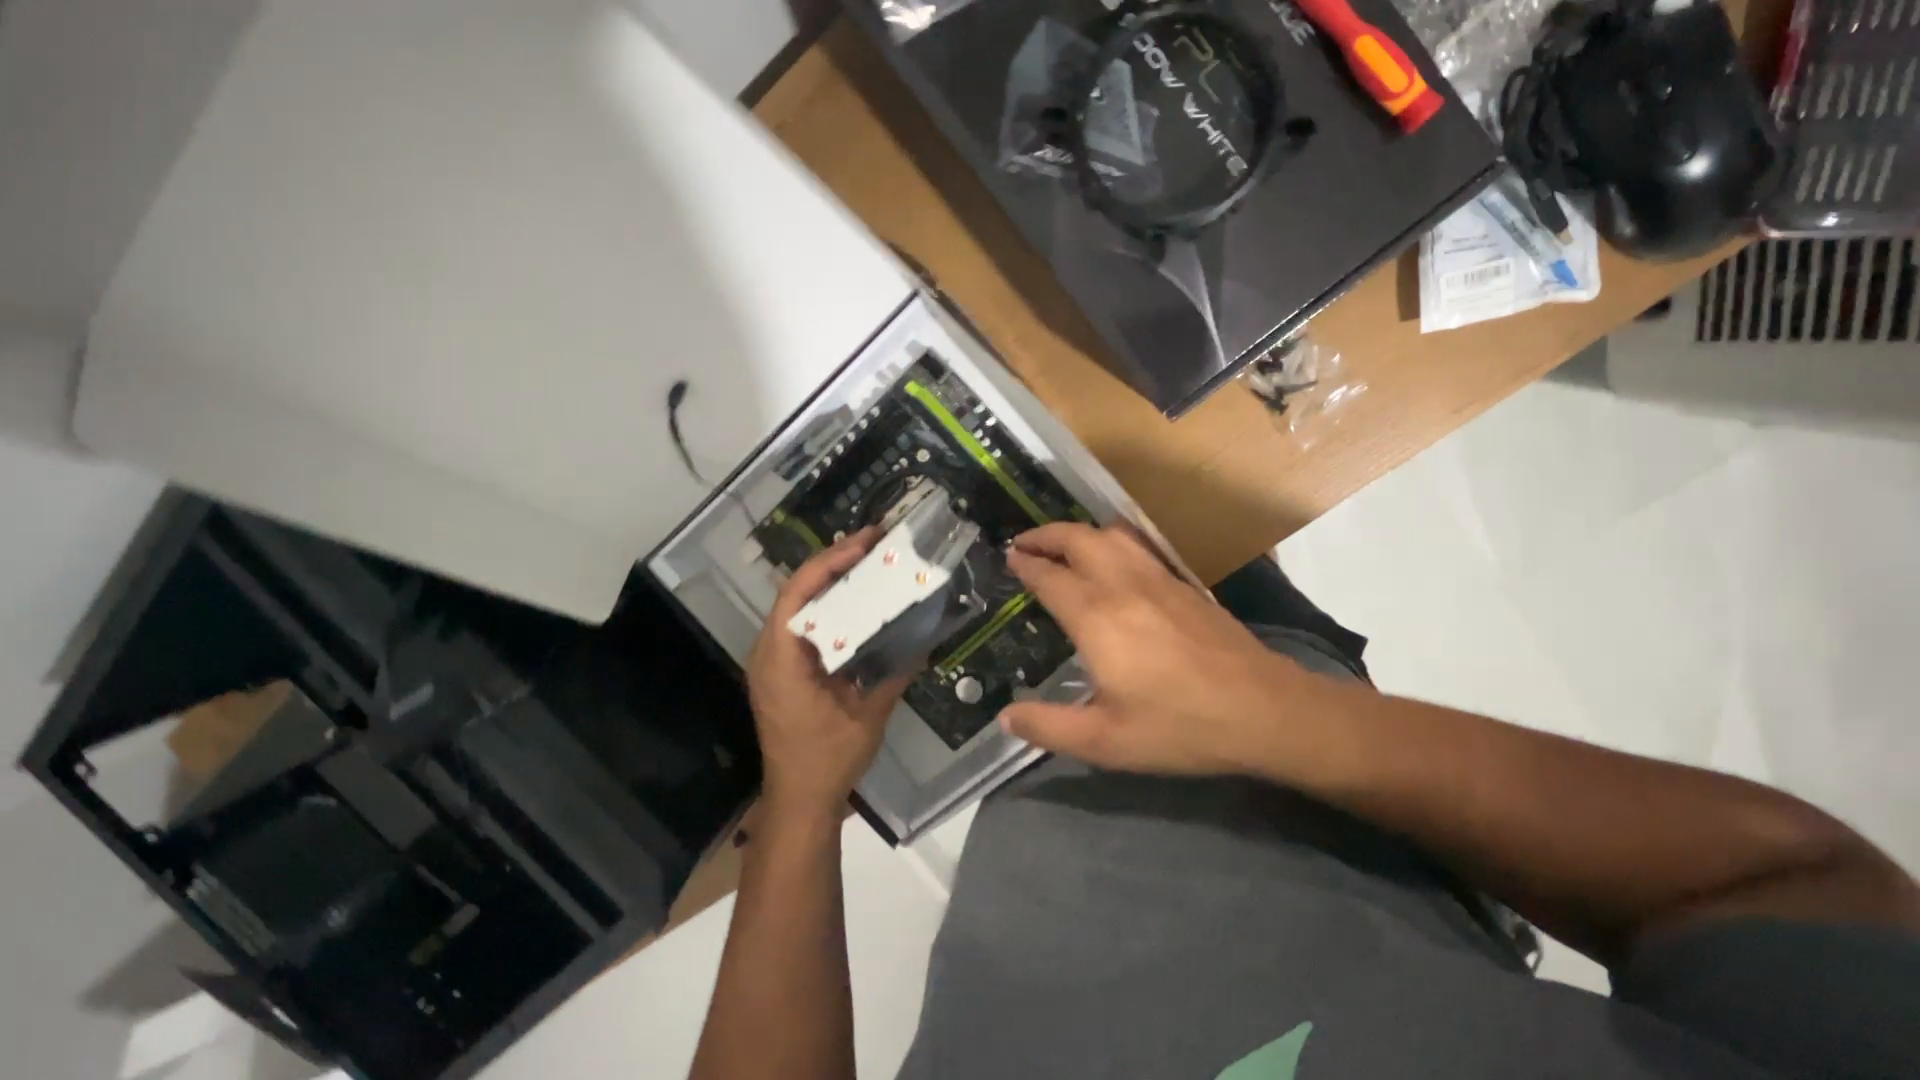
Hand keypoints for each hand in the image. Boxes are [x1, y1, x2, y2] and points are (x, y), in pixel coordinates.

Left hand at [748, 528, 913, 826]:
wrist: (799, 802)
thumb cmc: (828, 759)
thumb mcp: (867, 715)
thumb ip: (892, 673)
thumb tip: (924, 639)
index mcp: (781, 658)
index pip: (798, 594)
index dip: (829, 563)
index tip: (864, 544)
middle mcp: (768, 654)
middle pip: (796, 595)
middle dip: (833, 566)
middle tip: (873, 547)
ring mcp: (771, 664)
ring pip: (797, 610)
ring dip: (829, 586)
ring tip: (868, 567)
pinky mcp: (781, 675)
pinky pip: (801, 630)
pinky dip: (827, 612)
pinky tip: (856, 608)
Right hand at [998, 523, 1310, 775]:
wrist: (1264, 711)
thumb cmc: (1180, 727)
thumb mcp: (1105, 741)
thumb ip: (1048, 727)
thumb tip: (1005, 716)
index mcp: (1097, 617)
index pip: (1050, 576)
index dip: (1025, 565)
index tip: (1007, 560)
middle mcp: (1124, 586)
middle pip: (1078, 539)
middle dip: (1046, 536)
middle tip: (1023, 545)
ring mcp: (1160, 580)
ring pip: (1112, 535)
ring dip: (1081, 533)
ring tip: (1063, 548)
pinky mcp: (1186, 586)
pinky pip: (1140, 547)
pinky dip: (1113, 542)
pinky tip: (1115, 563)